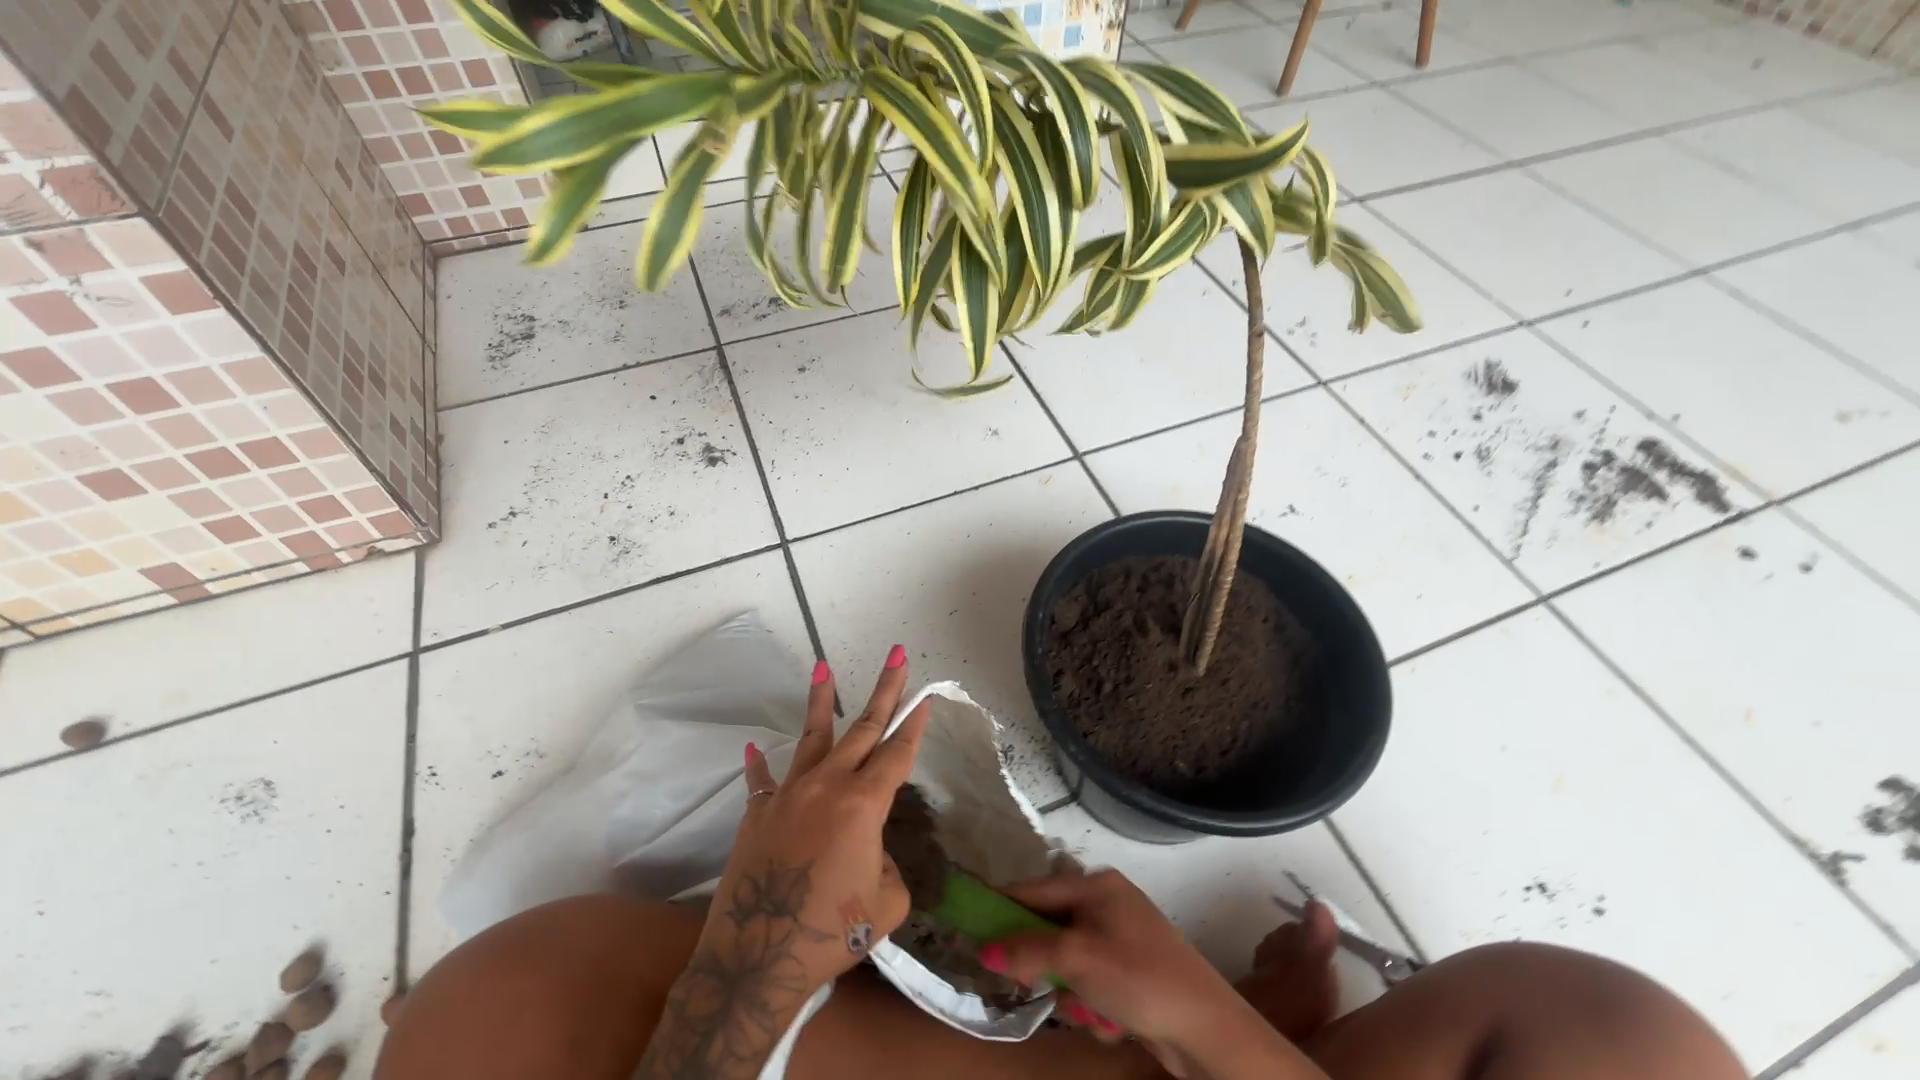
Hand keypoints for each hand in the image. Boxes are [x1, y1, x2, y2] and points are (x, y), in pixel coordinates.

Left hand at [701, 646, 929, 993]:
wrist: (757, 958)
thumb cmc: (831, 932)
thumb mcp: (887, 903)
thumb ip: (887, 865)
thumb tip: (869, 851)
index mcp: (863, 804)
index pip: (897, 753)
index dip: (914, 723)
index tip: (925, 696)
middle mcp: (826, 786)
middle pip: (862, 729)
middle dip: (884, 691)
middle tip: (897, 655)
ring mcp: (787, 795)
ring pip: (810, 738)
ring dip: (820, 701)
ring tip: (823, 668)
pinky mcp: (756, 813)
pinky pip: (762, 781)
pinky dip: (760, 764)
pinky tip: (755, 747)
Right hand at [980, 868, 1239, 1047]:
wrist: (1206, 1028)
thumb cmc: (1139, 977)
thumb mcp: (1075, 959)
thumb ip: (1025, 949)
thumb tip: (983, 947)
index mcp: (1096, 885)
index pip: (1032, 890)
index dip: (999, 910)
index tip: (969, 933)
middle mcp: (1107, 903)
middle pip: (1048, 931)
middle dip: (1045, 968)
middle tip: (1033, 988)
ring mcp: (1120, 939)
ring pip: (1066, 964)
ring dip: (1071, 994)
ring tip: (1091, 1010)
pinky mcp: (1130, 973)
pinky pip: (1089, 984)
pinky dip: (1093, 1004)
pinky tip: (1111, 1020)